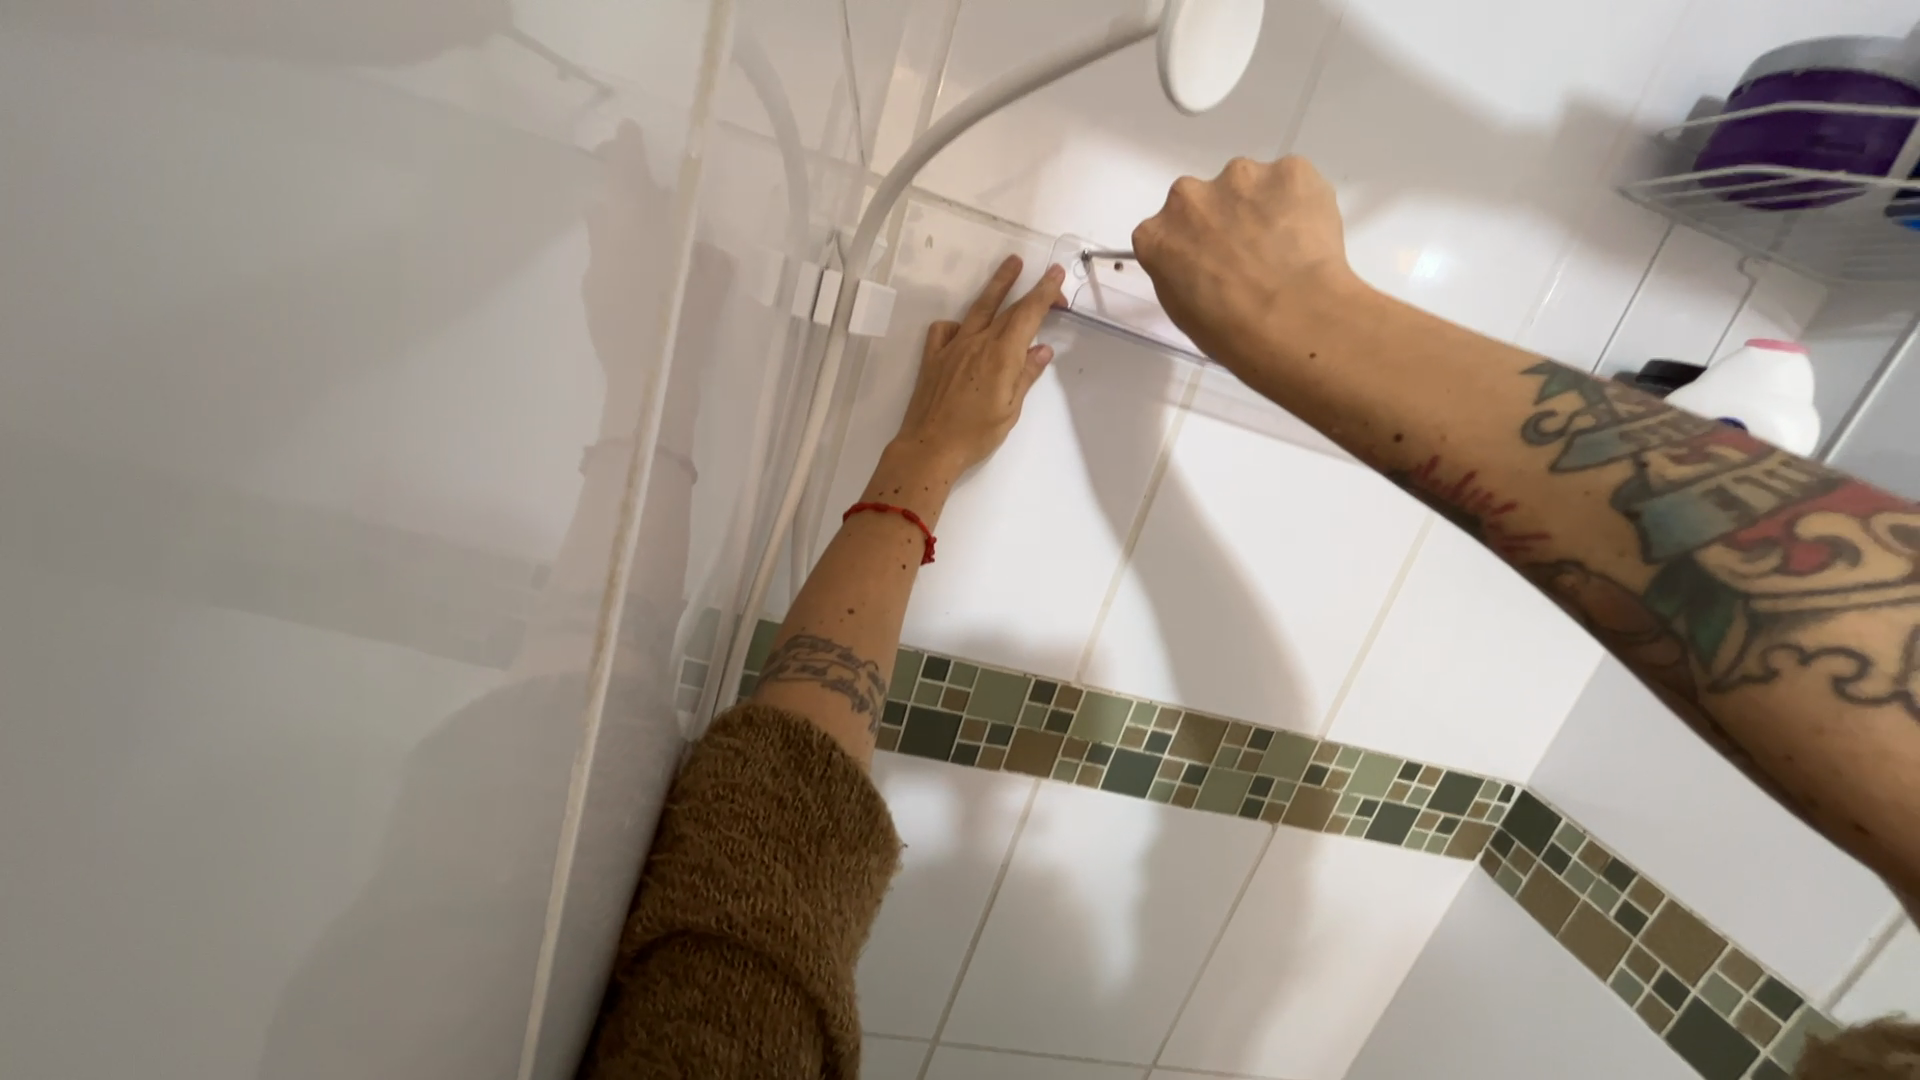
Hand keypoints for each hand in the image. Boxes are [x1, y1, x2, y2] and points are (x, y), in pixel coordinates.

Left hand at [890, 255, 1064, 477]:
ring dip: (997, 286)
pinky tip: (963, 329)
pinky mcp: (933, 357)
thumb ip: (1025, 376)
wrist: (929, 447)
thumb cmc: (975, 435)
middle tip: (1046, 275)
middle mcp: (977, 343)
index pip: (1028, 315)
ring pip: (978, 308)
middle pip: (1008, 308)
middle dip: (1030, 290)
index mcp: (1001, 356)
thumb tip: (1041, 350)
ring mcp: (952, 347)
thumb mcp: (1010, 410)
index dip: (1044, 293)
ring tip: (1011, 264)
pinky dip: (958, 323)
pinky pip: (945, 329)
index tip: (1055, 275)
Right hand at [1132, 156, 1364, 375]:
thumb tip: (1199, 265)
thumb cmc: (1227, 329)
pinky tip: (1309, 238)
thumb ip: (1180, 272)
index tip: (1208, 268)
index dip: (1191, 250)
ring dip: (1259, 208)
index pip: (1165, 233)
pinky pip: (1292, 182)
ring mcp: (1239, 176)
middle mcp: (1189, 196)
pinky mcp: (1289, 169)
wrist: (1291, 318)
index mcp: (1155, 234)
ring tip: (1284, 249)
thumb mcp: (1182, 310)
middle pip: (1202, 202)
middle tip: (1247, 257)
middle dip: (1221, 222)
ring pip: (1247, 187)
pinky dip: (1299, 203)